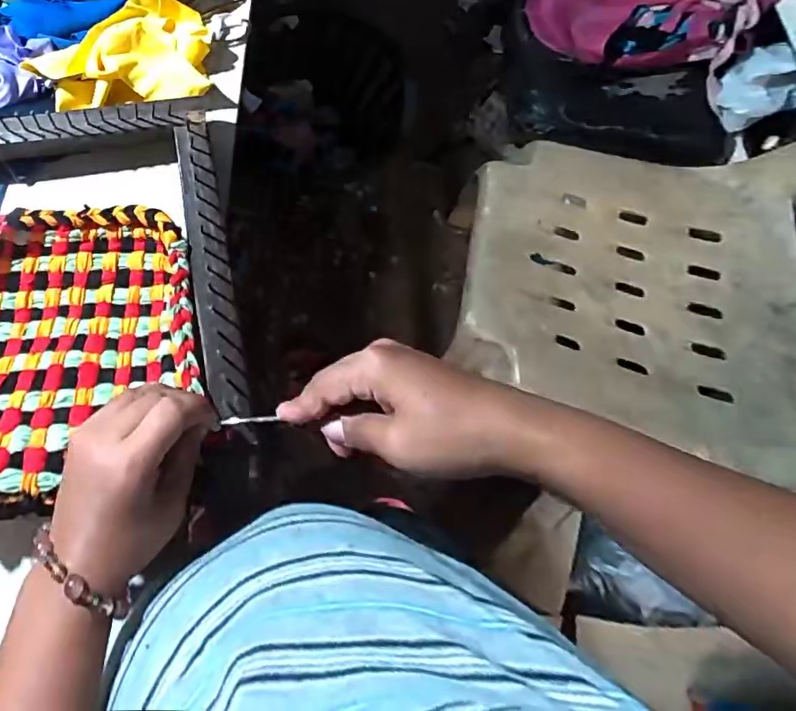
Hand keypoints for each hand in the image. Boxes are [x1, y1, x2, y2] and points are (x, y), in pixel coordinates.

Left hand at [49, 384, 215, 592]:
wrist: (76, 560)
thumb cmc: (130, 544)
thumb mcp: (170, 506)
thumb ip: (185, 458)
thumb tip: (198, 424)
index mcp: (128, 461)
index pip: (169, 409)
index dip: (196, 406)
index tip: (212, 418)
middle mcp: (104, 435)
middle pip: (151, 395)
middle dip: (181, 400)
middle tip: (198, 419)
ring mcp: (87, 429)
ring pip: (133, 392)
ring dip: (160, 398)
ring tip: (178, 418)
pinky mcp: (79, 430)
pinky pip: (116, 403)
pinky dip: (139, 404)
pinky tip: (151, 422)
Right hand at [275, 339, 544, 478]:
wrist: (515, 428)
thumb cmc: (450, 436)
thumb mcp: (396, 444)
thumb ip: (355, 433)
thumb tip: (331, 428)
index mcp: (370, 364)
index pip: (324, 385)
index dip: (302, 405)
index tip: (280, 416)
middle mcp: (381, 352)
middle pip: (337, 378)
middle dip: (322, 406)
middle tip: (307, 432)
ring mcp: (401, 358)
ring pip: (356, 381)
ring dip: (344, 407)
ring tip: (338, 438)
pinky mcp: (417, 369)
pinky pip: (375, 383)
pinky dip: (363, 402)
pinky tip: (363, 422)